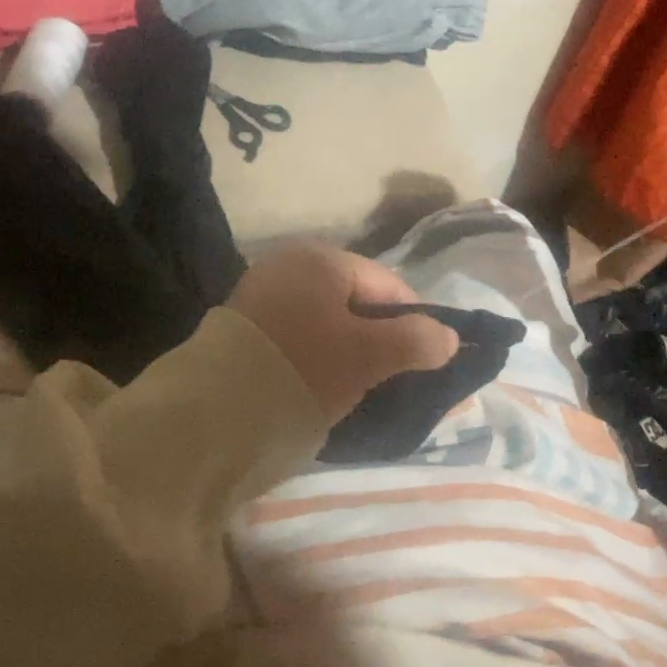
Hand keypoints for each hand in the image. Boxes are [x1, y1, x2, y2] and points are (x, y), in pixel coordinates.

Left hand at [225, 244, 459, 421]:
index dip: (411, 322)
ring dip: (343, 347)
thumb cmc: (305, 368)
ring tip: (351, 386)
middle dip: (375, 335)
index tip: (420, 362)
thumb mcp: (369, 356)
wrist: (217, 408)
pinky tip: (315, 382)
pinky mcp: (241, 323)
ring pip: (324, 318)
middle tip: (385, 377)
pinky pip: (295, 332)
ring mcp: (260, 291)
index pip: (387, 284)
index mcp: (322, 258)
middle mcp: (288, 262)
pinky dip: (312, 353)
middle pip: (354, 300)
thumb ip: (416, 340)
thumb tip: (450, 337)